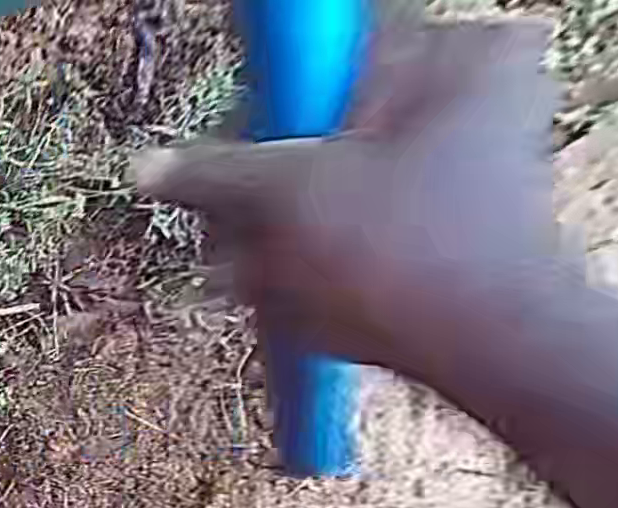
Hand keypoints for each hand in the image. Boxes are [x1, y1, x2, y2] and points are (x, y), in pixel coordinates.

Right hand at [134, 18, 561, 378]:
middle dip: (248, 196)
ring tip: (259, 275)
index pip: (321, 55)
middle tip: (237, 236)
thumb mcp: (285, 198)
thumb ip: (211, 173)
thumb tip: (145, 164)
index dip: (260, 103)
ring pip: (296, 186)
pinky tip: (277, 284)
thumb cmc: (400, 255)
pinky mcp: (403, 214)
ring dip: (255, 238)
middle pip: (298, 130)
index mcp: (453, 59)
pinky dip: (284, 254)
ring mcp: (429, 161)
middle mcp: (449, 99)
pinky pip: (314, 221)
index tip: (230, 151)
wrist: (472, 342)